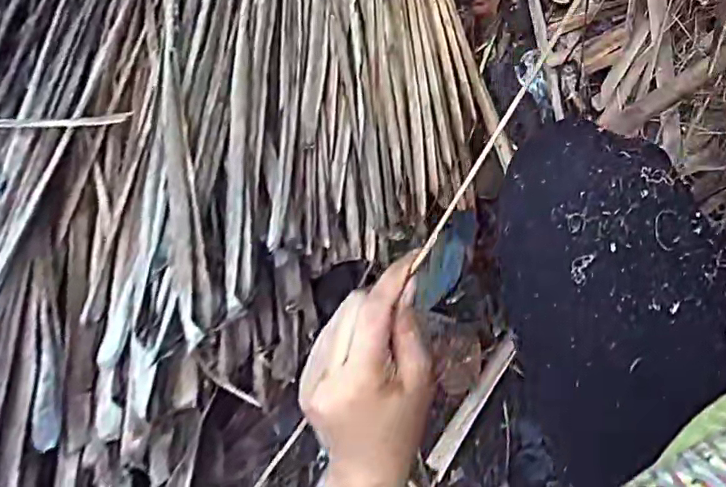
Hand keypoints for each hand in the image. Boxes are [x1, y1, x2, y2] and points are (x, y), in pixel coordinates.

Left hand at [300, 255, 433, 486]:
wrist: (366, 470)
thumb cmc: (398, 430)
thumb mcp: (420, 377)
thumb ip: (411, 328)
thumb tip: (406, 288)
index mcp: (358, 379)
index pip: (373, 309)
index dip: (394, 277)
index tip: (412, 259)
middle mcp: (327, 377)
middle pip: (353, 305)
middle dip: (382, 297)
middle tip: (405, 306)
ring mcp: (311, 378)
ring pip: (340, 313)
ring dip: (366, 310)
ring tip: (387, 334)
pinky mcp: (305, 378)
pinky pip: (330, 330)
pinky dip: (352, 325)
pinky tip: (368, 345)